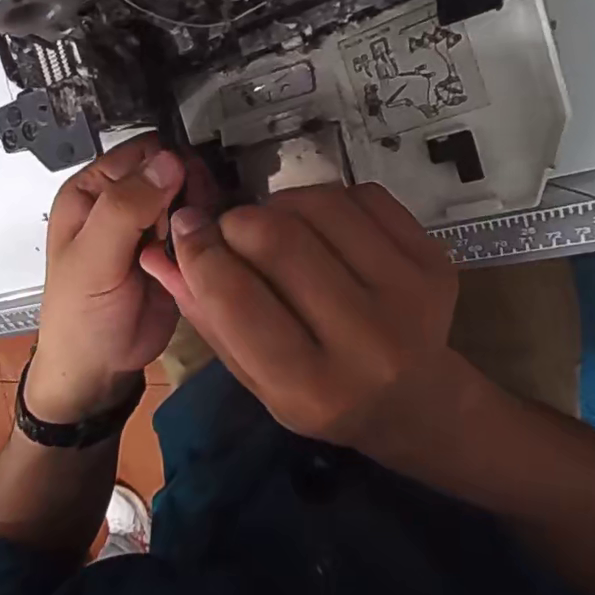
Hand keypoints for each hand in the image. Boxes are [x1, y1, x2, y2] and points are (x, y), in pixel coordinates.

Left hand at [28, 134, 184, 422]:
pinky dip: (210, 234)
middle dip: (192, 190)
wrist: (101, 366)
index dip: (169, 164)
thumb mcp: (95, 258)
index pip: (143, 153)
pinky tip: (210, 249)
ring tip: (198, 241)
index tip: (185, 191)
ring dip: (203, 213)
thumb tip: (169, 160)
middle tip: (193, 222)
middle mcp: (125, 201)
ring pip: (193, 197)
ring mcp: (153, 226)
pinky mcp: (177, 250)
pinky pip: (202, 228)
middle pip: (175, 171)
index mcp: (94, 191)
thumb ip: (126, 208)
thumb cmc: (82, 312)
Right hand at [141, 183, 460, 449]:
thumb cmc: (321, 394)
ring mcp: (409, 294)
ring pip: (319, 205)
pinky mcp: (433, 260)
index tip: (186, 229)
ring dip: (280, 205)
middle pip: (277, 239)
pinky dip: (329, 200)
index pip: (236, 298)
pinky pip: (363, 195)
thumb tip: (161, 251)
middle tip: (233, 231)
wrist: (413, 399)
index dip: (199, 251)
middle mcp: (366, 341)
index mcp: (310, 386)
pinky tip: (323, 227)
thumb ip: (207, 315)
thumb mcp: (255, 375)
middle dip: (238, 222)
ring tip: (277, 228)